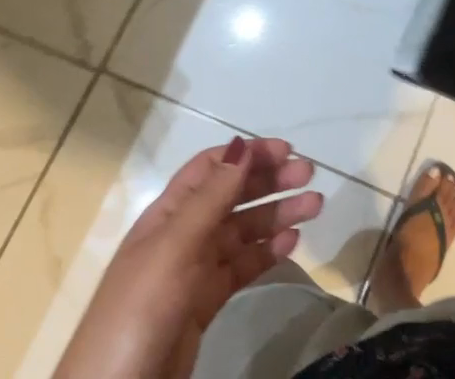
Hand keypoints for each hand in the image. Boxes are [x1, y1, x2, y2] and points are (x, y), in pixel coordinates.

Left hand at [53, 136, 322, 378]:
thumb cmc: (140, 309)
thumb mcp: (174, 247)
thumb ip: (211, 198)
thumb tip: (241, 145)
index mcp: (167, 215)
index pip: (211, 169)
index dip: (247, 155)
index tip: (288, 151)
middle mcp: (182, 235)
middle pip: (232, 197)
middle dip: (270, 182)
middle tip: (309, 176)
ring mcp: (194, 270)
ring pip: (243, 232)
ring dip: (277, 216)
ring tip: (314, 207)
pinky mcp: (206, 302)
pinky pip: (242, 267)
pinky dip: (267, 253)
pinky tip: (292, 245)